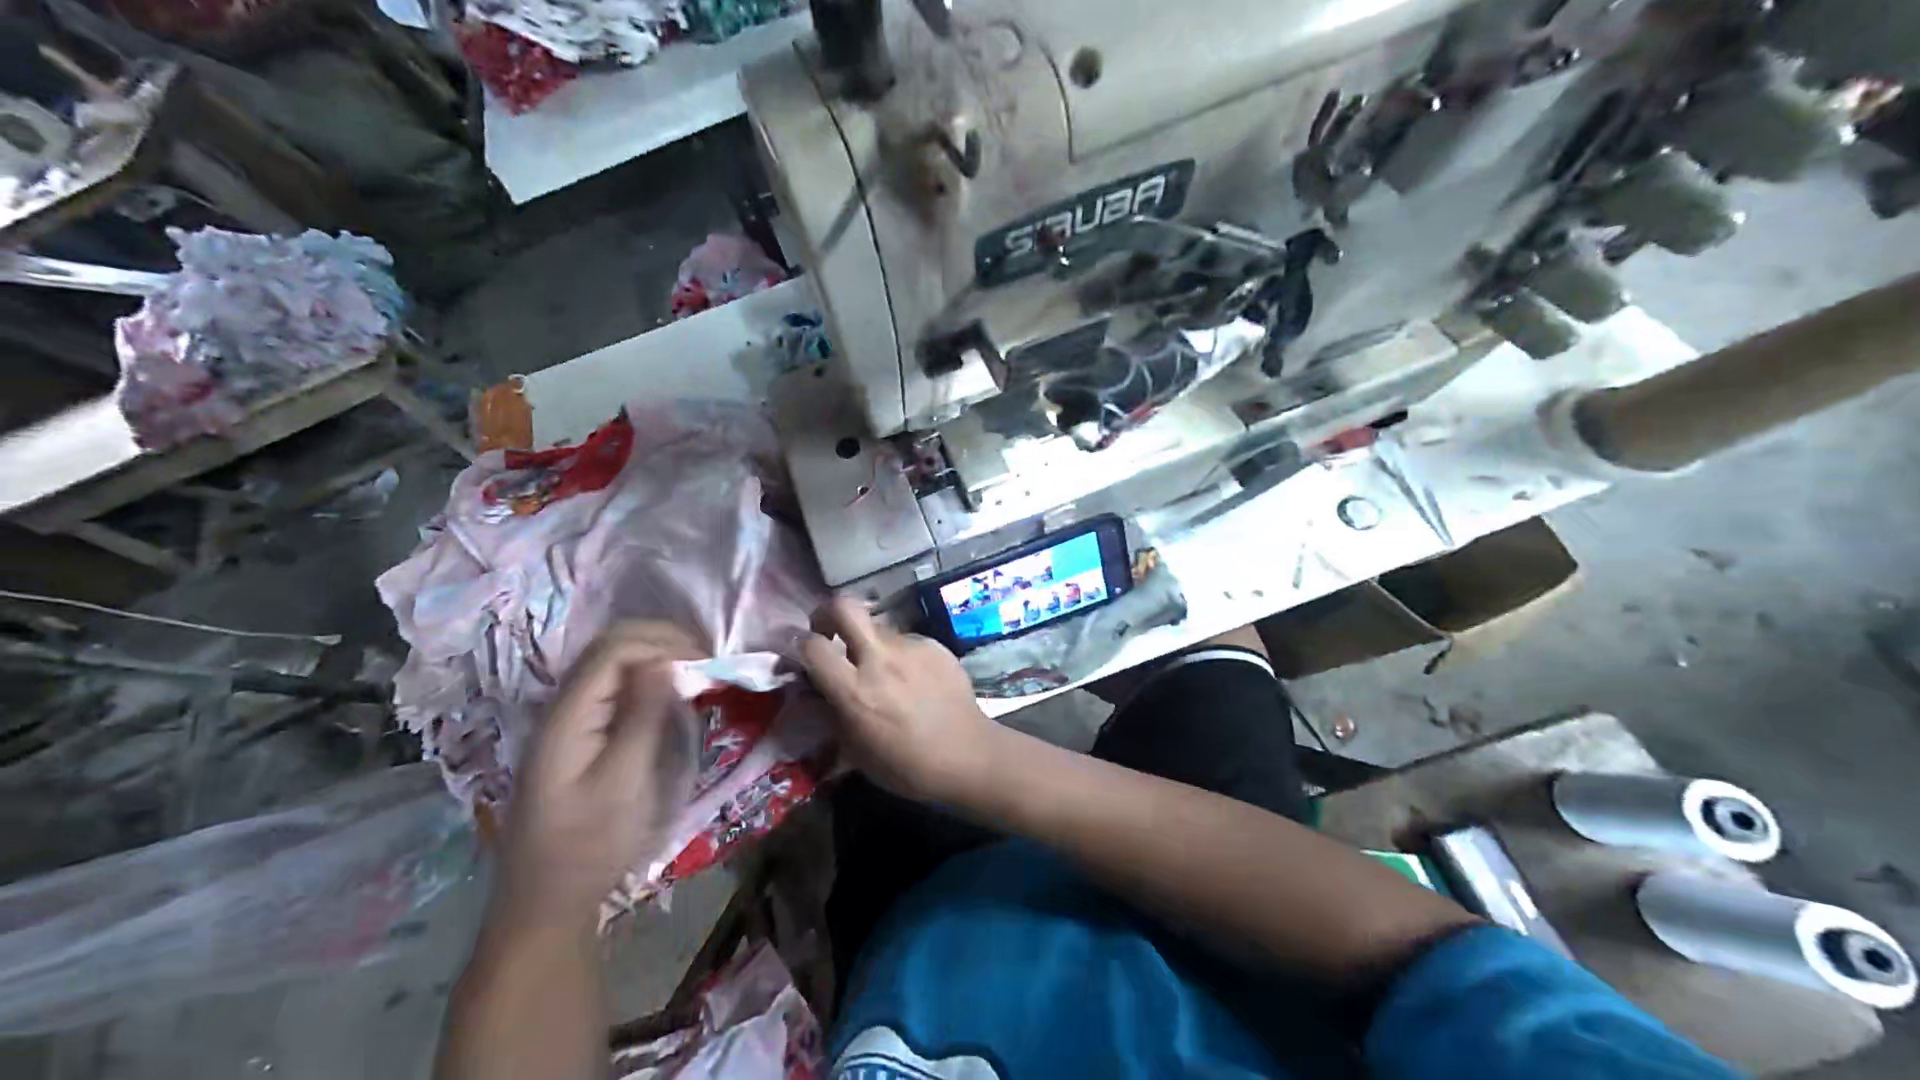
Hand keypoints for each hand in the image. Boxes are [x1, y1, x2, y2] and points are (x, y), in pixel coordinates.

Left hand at [495, 622, 702, 926]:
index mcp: (567, 714)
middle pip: (610, 647)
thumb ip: (643, 716)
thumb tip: (667, 660)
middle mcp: (562, 706)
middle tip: (707, 660)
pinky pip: (614, 687)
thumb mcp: (624, 782)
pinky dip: (647, 678)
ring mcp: (568, 721)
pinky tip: (670, 694)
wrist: (546, 902)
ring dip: (656, 655)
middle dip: (662, 640)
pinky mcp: (578, 736)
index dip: (664, 642)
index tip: (707, 661)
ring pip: (612, 663)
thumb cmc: (589, 846)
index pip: (615, 649)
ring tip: (696, 670)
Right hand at [800, 596, 997, 805]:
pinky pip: (906, 641)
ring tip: (882, 671)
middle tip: (829, 631)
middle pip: (845, 607)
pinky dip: (899, 654)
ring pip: (878, 627)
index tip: (800, 650)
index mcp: (855, 691)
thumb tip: (816, 689)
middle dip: (828, 612)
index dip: (799, 643)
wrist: (968, 756)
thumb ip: (832, 712)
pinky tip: (912, 679)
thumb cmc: (906, 766)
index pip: (812, 646)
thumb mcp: (855, 750)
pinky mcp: (935, 645)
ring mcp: (911, 648)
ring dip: (869, 642)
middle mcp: (880, 660)